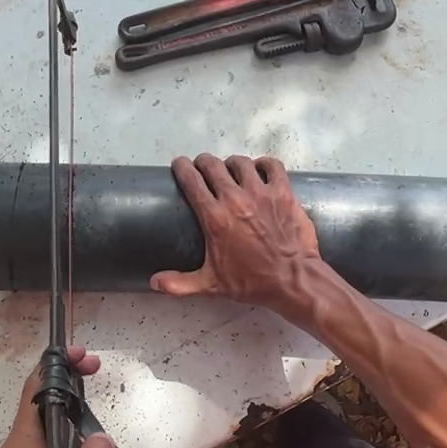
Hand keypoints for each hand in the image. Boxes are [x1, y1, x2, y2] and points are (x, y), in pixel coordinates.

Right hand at [151, 154, 324, 317]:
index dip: (182, 167)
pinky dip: (265, 164)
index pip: (191, 180)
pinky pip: (272, 166)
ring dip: (232, 164)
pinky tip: (261, 170)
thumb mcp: (212, 285)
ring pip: (241, 163)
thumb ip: (180, 284)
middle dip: (204, 162)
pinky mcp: (283, 193)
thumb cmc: (252, 282)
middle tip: (203, 167)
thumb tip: (154, 282)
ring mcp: (261, 193)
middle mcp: (235, 199)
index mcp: (214, 217)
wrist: (292, 280)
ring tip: (231, 170)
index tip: (180, 165)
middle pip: (213, 165)